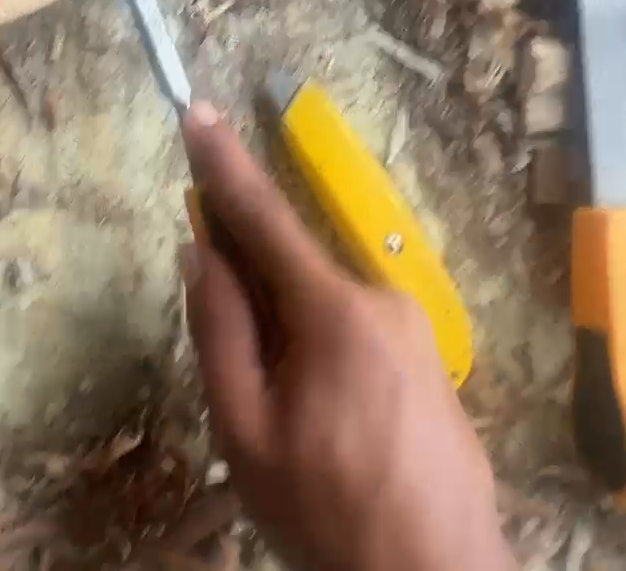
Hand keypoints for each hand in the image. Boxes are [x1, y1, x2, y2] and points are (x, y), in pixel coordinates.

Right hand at [181, 103, 511, 570]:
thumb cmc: (328, 512)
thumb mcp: (245, 429)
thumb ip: (219, 329)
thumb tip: (203, 251)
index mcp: (335, 313)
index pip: (264, 217)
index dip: (223, 163)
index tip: (197, 111)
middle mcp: (383, 300)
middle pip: (289, 263)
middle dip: (247, 285)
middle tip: (236, 362)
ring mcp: (415, 328)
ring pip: (317, 299)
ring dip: (280, 326)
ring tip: (282, 411)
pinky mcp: (428, 356)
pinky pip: (350, 324)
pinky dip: (313, 342)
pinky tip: (320, 414)